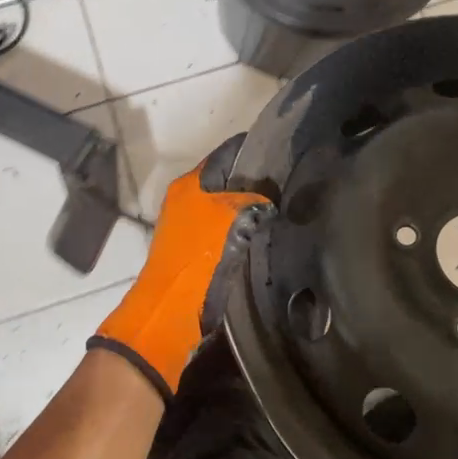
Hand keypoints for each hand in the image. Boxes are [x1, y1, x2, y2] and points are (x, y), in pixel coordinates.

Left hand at [89, 134, 271, 397]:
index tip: (281, 153)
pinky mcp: (191, 248)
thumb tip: (268, 200)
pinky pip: (222, 227)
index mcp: (188, 183)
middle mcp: (184, 197)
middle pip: (225, 180)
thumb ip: (253, 199)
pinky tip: (262, 233)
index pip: (225, 154)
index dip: (252, 151)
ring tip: (279, 207)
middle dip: (253, 181)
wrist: (171, 307)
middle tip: (286, 183)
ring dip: (247, 206)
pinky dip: (240, 227)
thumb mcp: (232, 217)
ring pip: (224, 204)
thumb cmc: (199, 255)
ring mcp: (185, 224)